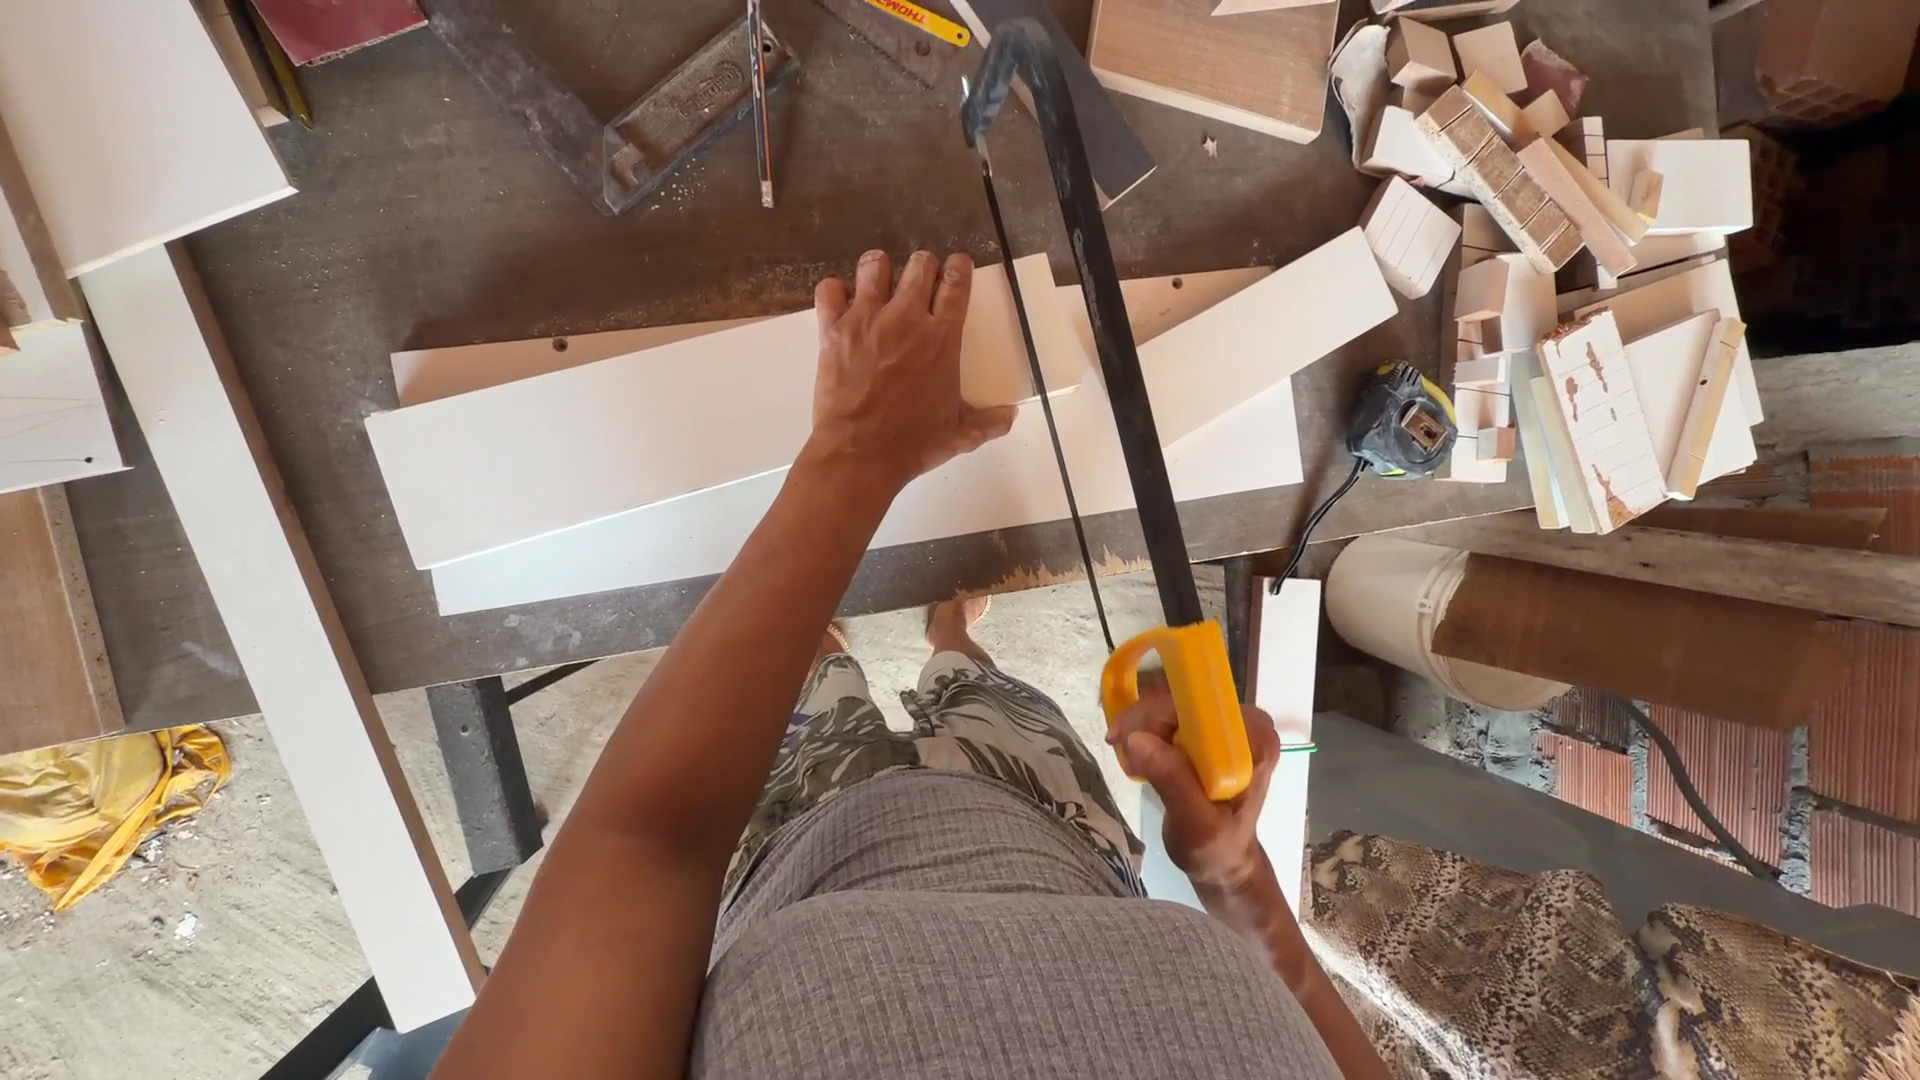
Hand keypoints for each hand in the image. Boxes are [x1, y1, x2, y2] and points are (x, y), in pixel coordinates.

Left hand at [806, 250, 1016, 493]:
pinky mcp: (833, 329)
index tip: (957, 269)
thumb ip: (988, 422)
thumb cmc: (914, 442)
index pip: (956, 284)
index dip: (959, 269)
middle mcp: (906, 318)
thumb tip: (1011, 416)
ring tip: (880, 283)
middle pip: (919, 265)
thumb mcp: (959, 435)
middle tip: (920, 281)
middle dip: (924, 267)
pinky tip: (841, 303)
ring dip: (879, 270)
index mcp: (941, 338)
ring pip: (873, 266)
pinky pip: (830, 290)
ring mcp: (866, 319)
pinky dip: (835, 292)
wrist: (861, 452)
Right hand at [1107, 690, 1280, 889]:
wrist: (1223, 860)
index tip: (1125, 738)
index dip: (1158, 714)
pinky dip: (1147, 727)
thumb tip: (1137, 738)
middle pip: (1183, 699)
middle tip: (1117, 745)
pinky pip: (1171, 712)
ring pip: (1172, 702)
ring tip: (1129, 758)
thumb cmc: (1215, 848)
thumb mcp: (1195, 825)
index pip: (1198, 705)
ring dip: (1142, 724)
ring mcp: (1228, 724)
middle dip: (1144, 720)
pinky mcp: (1211, 728)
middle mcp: (1246, 723)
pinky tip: (1139, 755)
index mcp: (1254, 740)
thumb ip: (1173, 782)